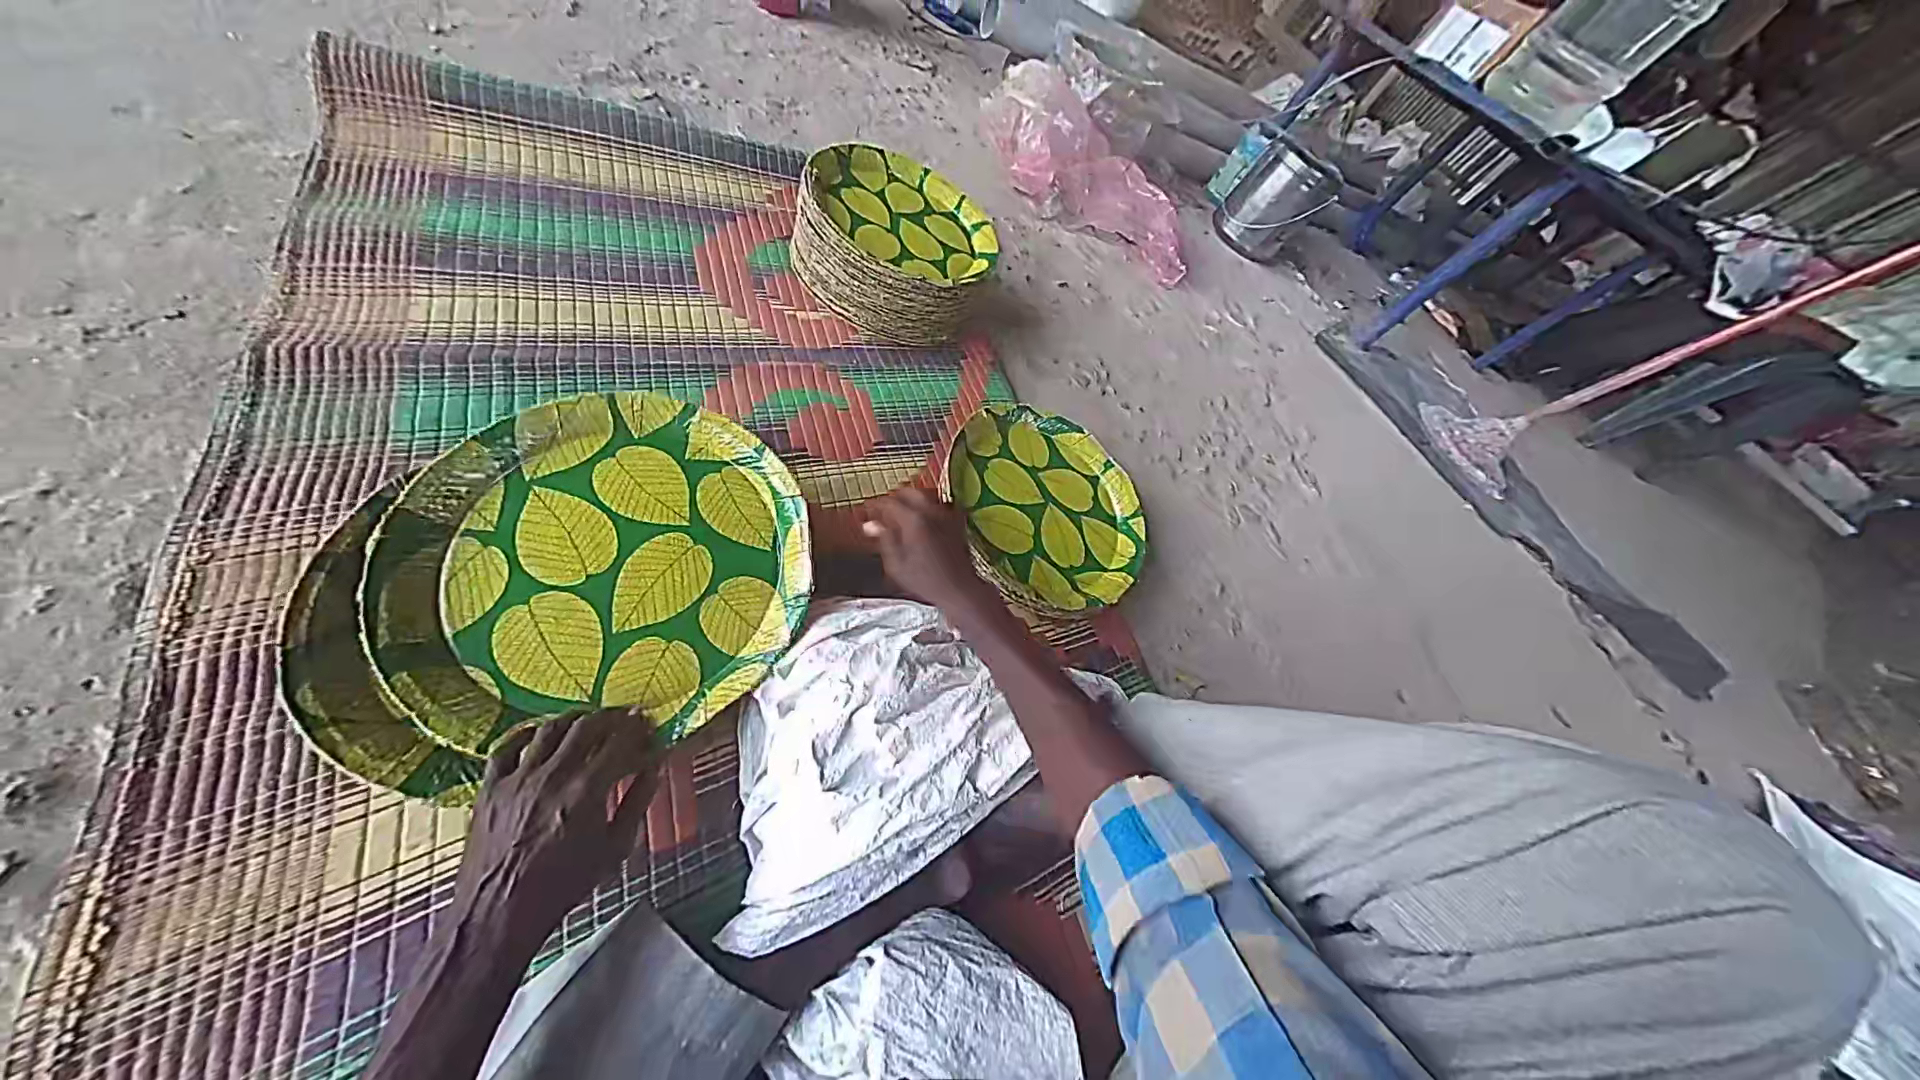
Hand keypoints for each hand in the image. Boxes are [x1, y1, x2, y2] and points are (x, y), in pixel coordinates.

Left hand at [452, 708, 663, 950]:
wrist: (499, 913)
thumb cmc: (564, 884)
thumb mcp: (616, 847)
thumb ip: (638, 801)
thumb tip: (654, 766)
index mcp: (587, 791)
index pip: (621, 742)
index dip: (640, 728)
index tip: (651, 725)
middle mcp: (552, 777)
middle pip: (587, 726)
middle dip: (613, 716)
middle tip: (626, 717)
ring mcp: (517, 780)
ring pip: (549, 728)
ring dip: (575, 718)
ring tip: (589, 720)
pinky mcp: (490, 788)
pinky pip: (507, 747)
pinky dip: (527, 733)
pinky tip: (541, 733)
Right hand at [862, 487, 996, 613]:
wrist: (959, 589)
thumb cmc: (925, 581)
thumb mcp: (897, 565)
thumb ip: (884, 540)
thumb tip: (871, 525)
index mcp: (914, 520)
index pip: (888, 503)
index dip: (874, 505)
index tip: (866, 511)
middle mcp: (932, 511)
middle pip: (908, 492)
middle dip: (893, 498)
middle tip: (882, 510)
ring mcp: (946, 515)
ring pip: (924, 496)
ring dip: (909, 500)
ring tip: (898, 514)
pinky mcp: (956, 521)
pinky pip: (937, 505)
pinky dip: (924, 507)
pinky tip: (919, 521)